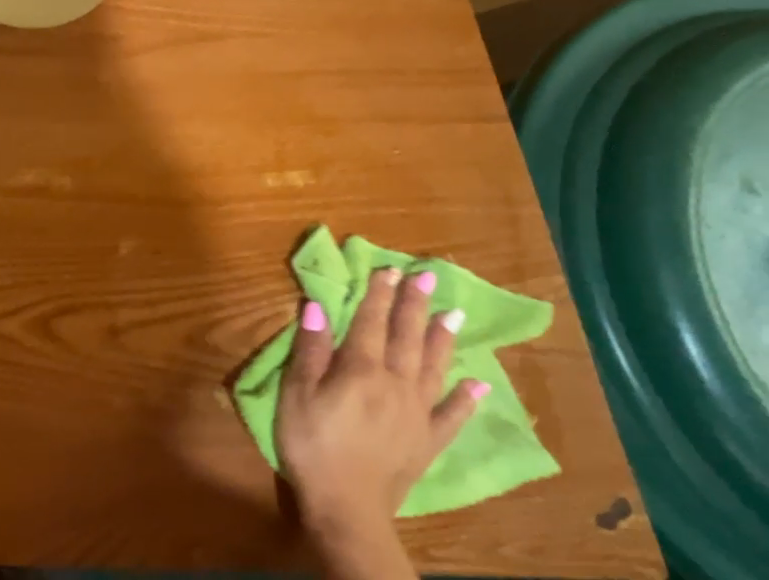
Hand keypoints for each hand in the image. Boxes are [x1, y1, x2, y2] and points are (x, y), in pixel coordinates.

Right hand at [277, 267, 487, 538]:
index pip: (370, 323)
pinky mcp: (428, 440)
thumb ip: (310, 349)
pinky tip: (477, 385)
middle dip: (414, 305)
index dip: (378, 295)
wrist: (346, 504)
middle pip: (406, 338)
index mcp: (359, 369)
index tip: (388, 269)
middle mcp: (395, 384)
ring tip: (452, 314)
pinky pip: (451, 415)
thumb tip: (318, 307)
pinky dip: (465, 399)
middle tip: (427, 276)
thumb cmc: (311, 442)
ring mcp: (417, 413)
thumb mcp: (296, 392)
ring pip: (432, 368)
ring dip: (441, 339)